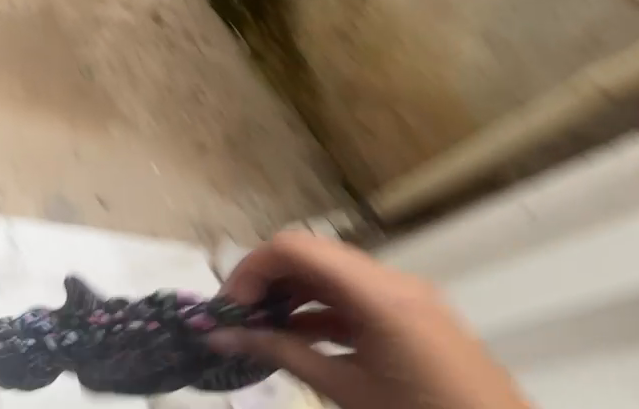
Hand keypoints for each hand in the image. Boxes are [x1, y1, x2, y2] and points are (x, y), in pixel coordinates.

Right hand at [206, 232, 527, 408]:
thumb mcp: (346, 390)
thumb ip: (280, 353)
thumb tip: (219, 337)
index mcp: (377, 292)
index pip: (292, 248)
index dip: (251, 269)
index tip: (232, 306)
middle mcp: (393, 280)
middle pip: (310, 254)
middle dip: (268, 279)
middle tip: (243, 315)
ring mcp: (411, 296)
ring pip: (331, 272)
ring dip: (293, 292)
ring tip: (268, 328)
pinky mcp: (419, 316)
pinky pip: (357, 294)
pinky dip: (323, 307)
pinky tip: (304, 338)